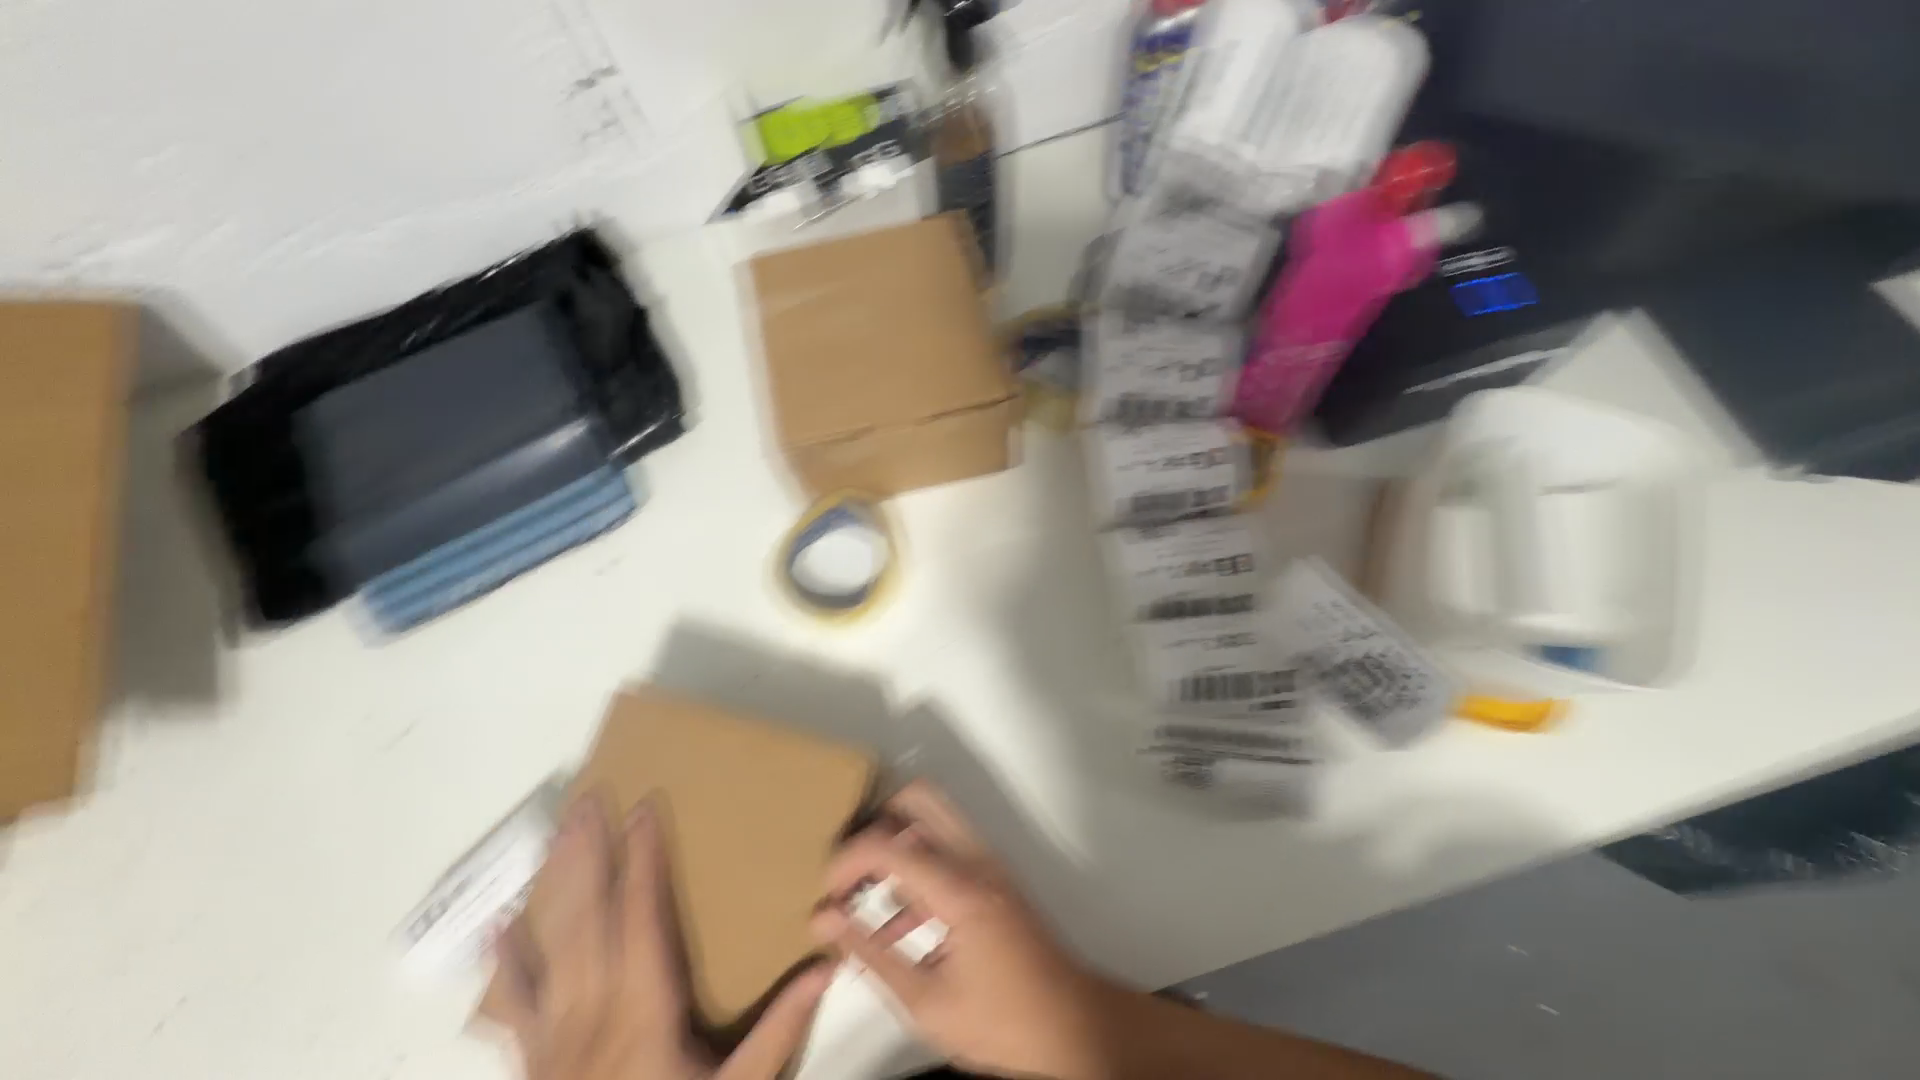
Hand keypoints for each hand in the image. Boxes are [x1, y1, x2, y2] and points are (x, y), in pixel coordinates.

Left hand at [492, 795, 829, 1079]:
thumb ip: (777, 1031)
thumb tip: (825, 968)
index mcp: (646, 1007)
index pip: (643, 916)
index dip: (644, 860)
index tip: (643, 810)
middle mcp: (596, 1006)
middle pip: (590, 915)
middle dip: (591, 853)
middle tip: (588, 798)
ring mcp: (557, 1032)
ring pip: (554, 942)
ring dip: (555, 883)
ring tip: (556, 833)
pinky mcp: (535, 1058)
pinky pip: (518, 1002)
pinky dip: (509, 962)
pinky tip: (499, 925)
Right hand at [810, 783, 1114, 1079]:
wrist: (1075, 1031)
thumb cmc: (1002, 1023)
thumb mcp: (925, 1001)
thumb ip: (870, 954)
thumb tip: (824, 919)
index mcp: (960, 888)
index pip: (887, 843)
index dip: (845, 861)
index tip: (826, 894)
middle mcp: (977, 861)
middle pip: (918, 797)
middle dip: (875, 822)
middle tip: (850, 868)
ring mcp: (990, 866)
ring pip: (934, 818)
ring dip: (896, 843)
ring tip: (862, 895)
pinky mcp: (995, 880)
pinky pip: (949, 848)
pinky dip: (918, 866)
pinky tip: (896, 923)